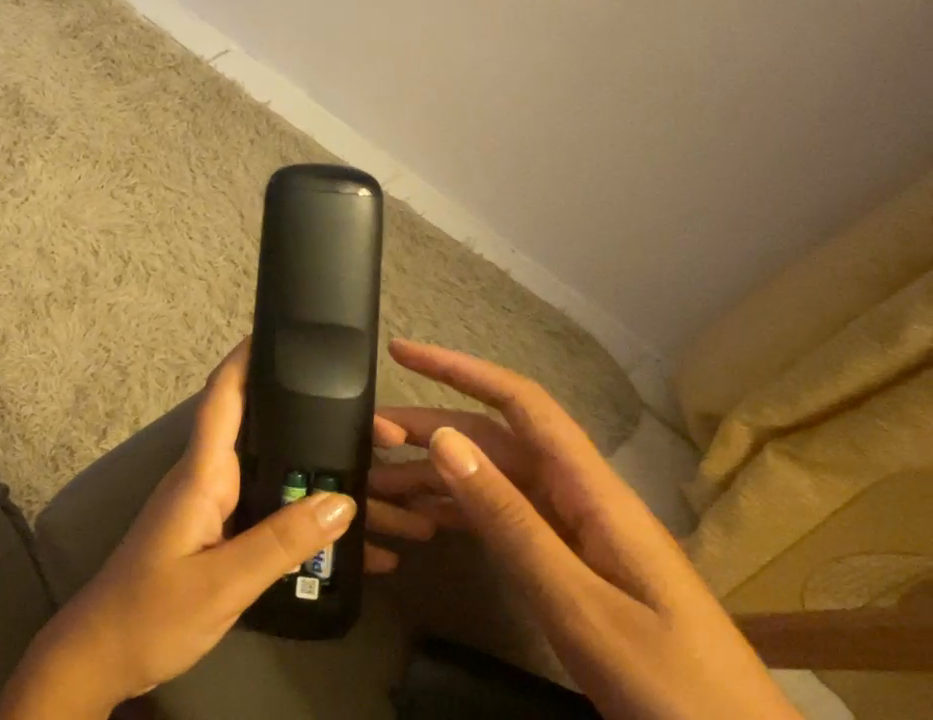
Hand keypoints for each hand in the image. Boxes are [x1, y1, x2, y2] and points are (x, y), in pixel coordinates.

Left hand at [0, 338, 436, 718]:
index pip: (221, 402)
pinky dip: (304, 520)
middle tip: (376, 429)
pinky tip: (349, 542)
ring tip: (383, 484)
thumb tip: (340, 500)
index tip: (273, 329)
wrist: (104, 653)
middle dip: (310, 427)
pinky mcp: (214, 538)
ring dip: (317, 480)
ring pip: (270, 479)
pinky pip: (267, 515)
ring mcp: (209, 510)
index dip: (243, 361)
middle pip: (260, 438)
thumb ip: (280, 543)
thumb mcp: (223, 582)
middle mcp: (204, 482)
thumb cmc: (153, 612)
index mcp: (199, 477)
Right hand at [372, 340, 800, 719]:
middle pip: (496, 442)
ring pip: (494, 481)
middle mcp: (583, 501)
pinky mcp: (572, 567)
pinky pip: (503, 520)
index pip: (523, 406)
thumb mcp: (578, 602)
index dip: (461, 370)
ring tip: (376, 480)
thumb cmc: (667, 680)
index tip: (402, 352)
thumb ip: (509, 520)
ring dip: (435, 474)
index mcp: (594, 495)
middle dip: (429, 428)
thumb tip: (444, 439)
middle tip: (364, 433)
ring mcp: (578, 535)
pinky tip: (418, 518)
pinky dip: (457, 511)